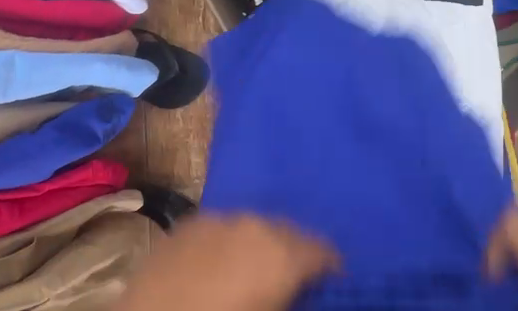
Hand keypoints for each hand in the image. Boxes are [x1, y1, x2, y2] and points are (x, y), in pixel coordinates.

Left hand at [117, 213, 338, 310]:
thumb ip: (292, 298)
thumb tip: (301, 292)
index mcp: (282, 251)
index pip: (323, 251)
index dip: (331, 268)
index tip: (333, 283)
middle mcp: (253, 224)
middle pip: (286, 233)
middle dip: (293, 254)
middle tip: (294, 282)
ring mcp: (215, 220)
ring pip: (250, 229)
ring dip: (257, 248)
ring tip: (253, 276)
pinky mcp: (184, 226)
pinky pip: (218, 232)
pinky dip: (225, 247)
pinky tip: (218, 271)